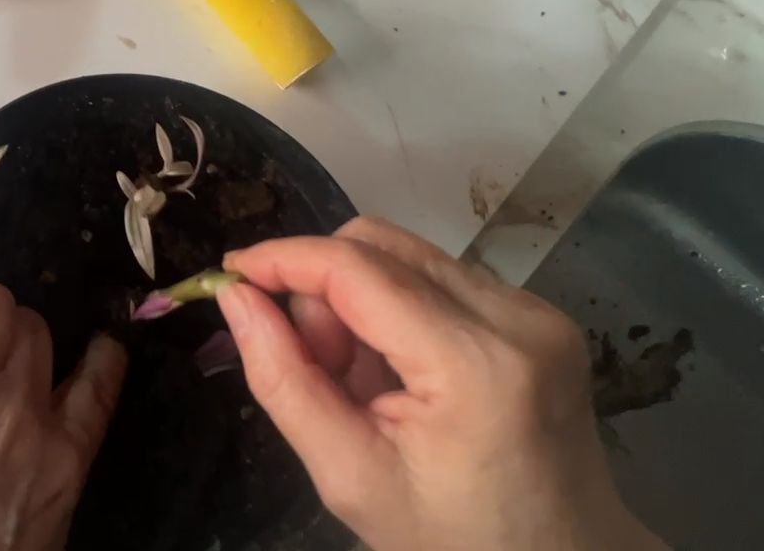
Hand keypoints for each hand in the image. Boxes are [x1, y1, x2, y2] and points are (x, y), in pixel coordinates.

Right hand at [216, 217, 664, 550]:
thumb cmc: (453, 538)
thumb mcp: (347, 475)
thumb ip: (281, 378)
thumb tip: (234, 294)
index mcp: (474, 365)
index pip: (353, 268)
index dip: (281, 258)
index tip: (230, 274)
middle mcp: (513, 317)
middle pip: (373, 243)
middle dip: (319, 285)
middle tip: (316, 358)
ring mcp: (532, 308)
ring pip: (395, 250)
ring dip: (351, 293)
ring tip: (360, 371)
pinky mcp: (533, 309)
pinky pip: (426, 269)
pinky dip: (387, 301)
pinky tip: (396, 363)